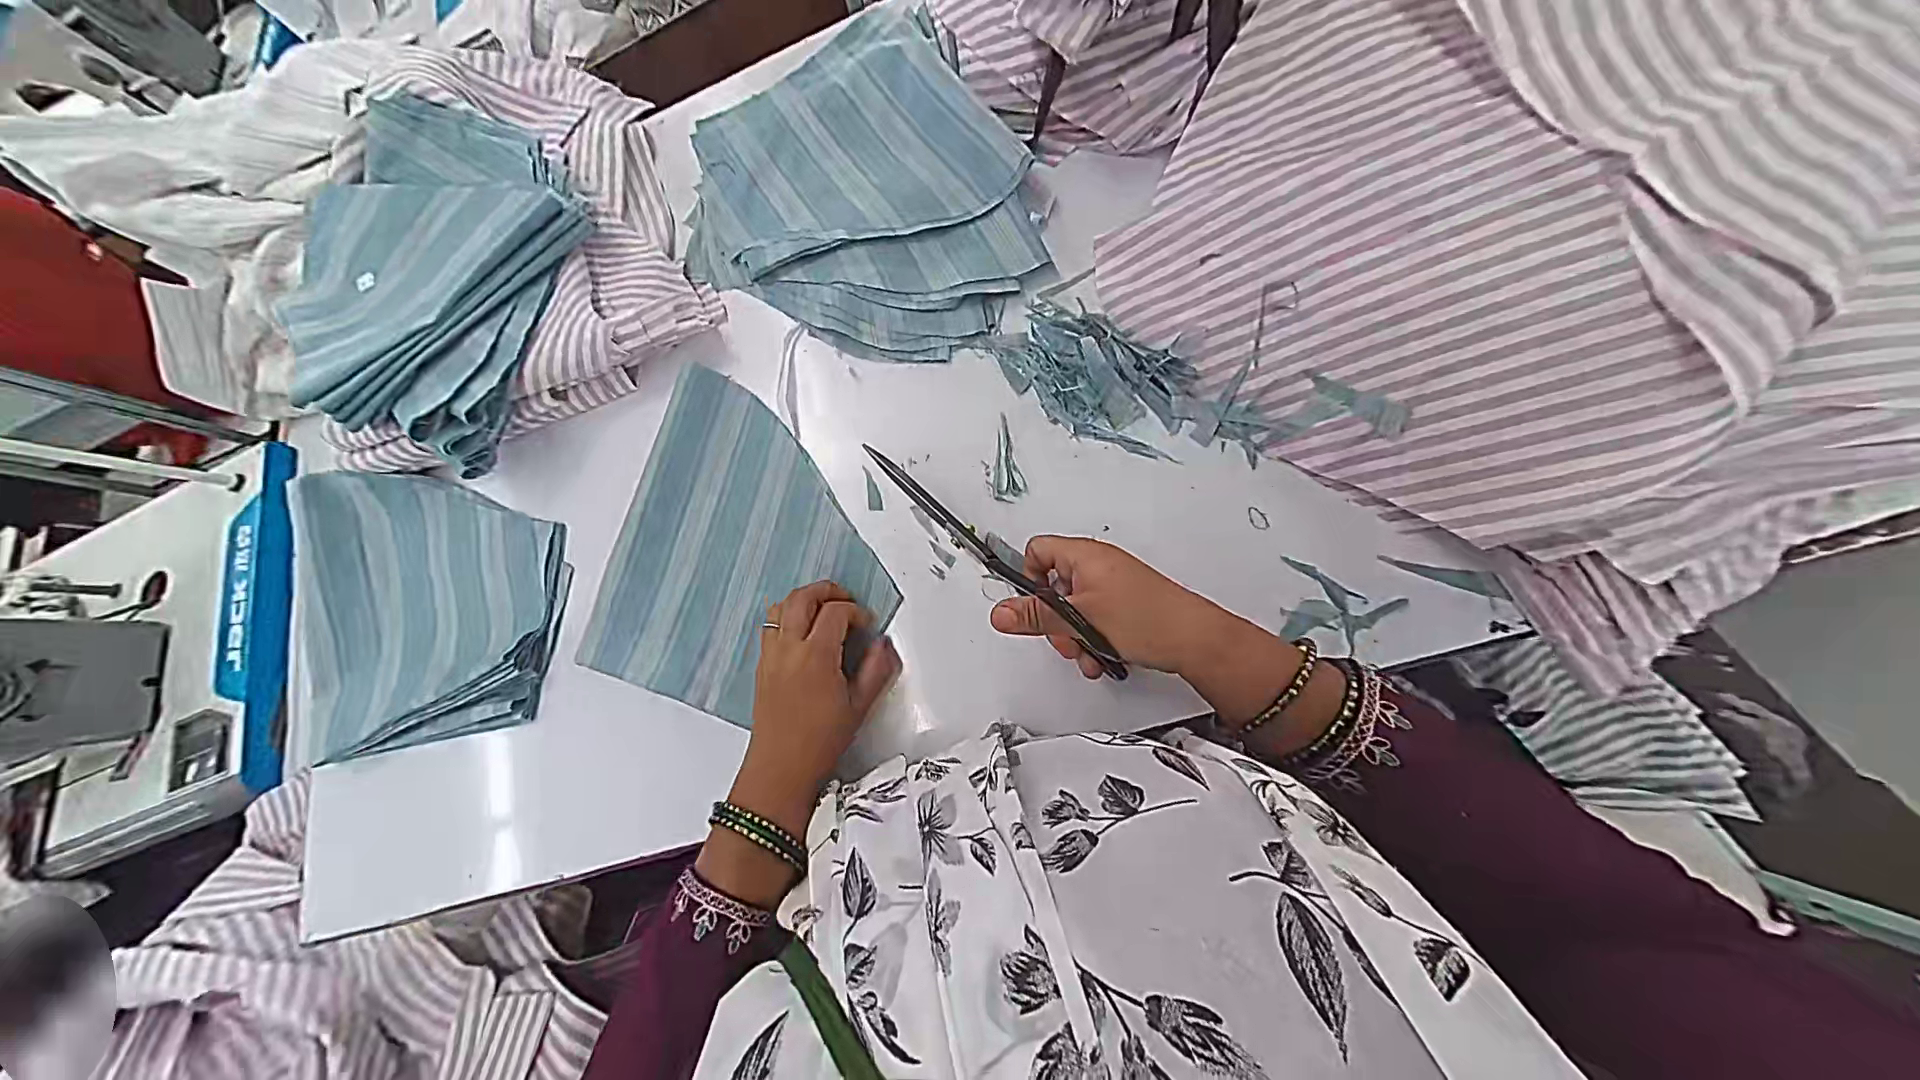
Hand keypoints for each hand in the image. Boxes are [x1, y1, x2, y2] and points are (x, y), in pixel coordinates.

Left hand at [733, 581, 900, 836]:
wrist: (781, 768)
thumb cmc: (818, 743)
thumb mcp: (860, 706)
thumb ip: (877, 670)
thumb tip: (884, 645)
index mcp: (816, 656)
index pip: (836, 612)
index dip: (856, 611)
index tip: (866, 624)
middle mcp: (789, 650)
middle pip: (803, 597)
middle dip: (828, 591)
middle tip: (846, 599)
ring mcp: (771, 656)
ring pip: (781, 606)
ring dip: (804, 600)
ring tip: (824, 610)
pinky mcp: (762, 666)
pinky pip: (771, 625)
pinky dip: (787, 616)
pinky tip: (803, 632)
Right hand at [987, 536, 1249, 677]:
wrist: (1195, 640)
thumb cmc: (1149, 619)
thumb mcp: (1079, 620)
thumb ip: (1036, 616)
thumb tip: (1002, 612)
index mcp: (1085, 555)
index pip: (1037, 551)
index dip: (1028, 577)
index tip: (1033, 605)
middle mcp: (1099, 564)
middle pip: (1054, 585)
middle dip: (1055, 618)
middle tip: (1064, 636)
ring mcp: (1113, 584)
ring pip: (1074, 607)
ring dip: (1074, 635)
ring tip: (1088, 651)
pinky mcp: (1125, 603)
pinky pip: (1095, 618)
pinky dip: (1092, 638)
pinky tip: (1102, 655)